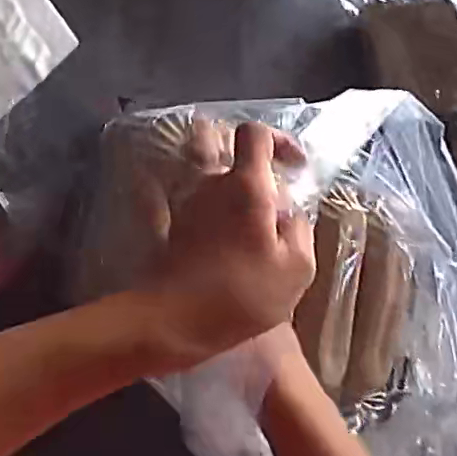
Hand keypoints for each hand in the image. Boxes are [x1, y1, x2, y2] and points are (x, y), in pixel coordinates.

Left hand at [134, 122, 315, 372]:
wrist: (178, 321)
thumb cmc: (245, 295)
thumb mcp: (297, 269)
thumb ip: (299, 231)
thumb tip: (290, 214)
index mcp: (246, 186)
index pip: (255, 134)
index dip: (278, 138)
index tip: (293, 164)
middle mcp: (209, 183)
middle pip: (208, 135)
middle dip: (229, 140)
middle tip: (250, 166)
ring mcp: (181, 201)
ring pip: (186, 162)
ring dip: (205, 164)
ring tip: (227, 190)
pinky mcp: (163, 224)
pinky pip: (157, 193)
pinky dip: (164, 186)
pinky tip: (172, 195)